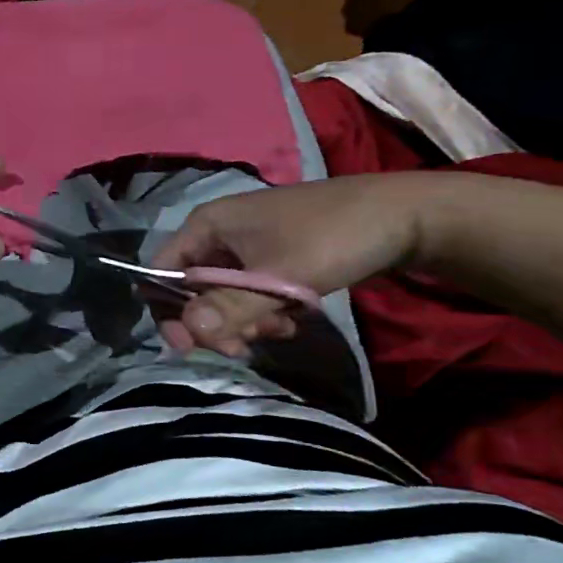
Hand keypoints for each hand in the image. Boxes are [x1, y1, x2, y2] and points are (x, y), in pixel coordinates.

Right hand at [152, 174, 450, 356]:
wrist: (401, 217)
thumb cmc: (333, 238)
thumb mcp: (278, 278)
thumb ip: (230, 307)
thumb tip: (186, 333)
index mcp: (207, 224)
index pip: (161, 273)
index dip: (169, 312)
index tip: (194, 346)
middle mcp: (219, 232)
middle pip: (191, 288)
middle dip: (212, 322)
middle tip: (243, 346)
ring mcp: (246, 244)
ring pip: (222, 295)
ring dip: (242, 322)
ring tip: (278, 330)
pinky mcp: (270, 256)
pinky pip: (249, 292)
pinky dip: (262, 313)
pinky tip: (290, 322)